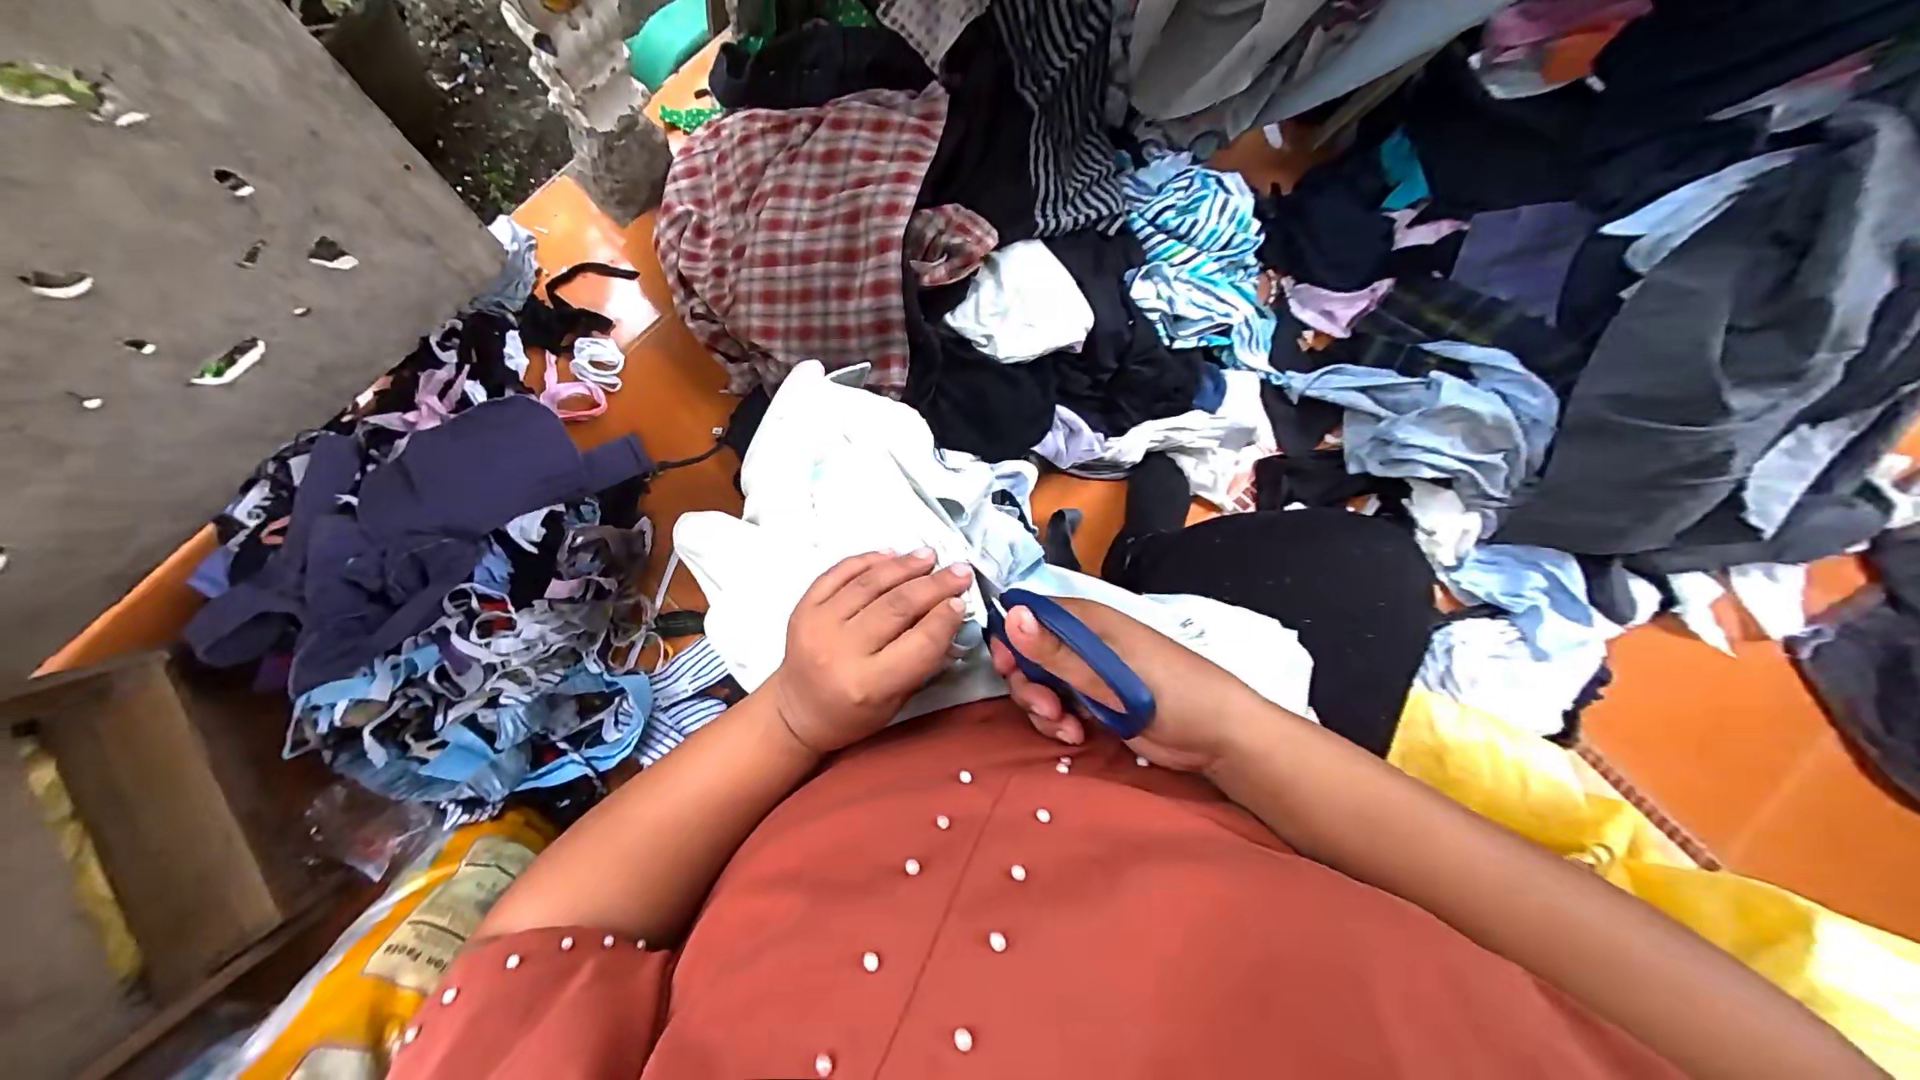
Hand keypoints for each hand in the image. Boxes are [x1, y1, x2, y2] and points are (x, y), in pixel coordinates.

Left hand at [767, 549, 974, 754]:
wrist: (797, 711)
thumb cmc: (853, 714)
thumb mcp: (896, 700)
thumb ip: (924, 660)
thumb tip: (950, 616)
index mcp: (867, 685)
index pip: (918, 643)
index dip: (944, 619)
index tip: (962, 600)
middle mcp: (841, 652)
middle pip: (897, 607)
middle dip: (934, 585)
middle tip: (959, 571)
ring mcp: (818, 626)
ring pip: (869, 584)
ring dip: (904, 566)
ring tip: (929, 556)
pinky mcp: (803, 608)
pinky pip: (838, 573)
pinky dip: (868, 560)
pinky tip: (892, 554)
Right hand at [988, 597, 1274, 772]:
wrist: (1218, 735)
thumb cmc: (1171, 693)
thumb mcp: (1109, 674)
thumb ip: (1057, 651)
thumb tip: (1012, 615)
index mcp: (1086, 620)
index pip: (1029, 615)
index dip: (1012, 639)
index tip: (1010, 668)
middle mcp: (1082, 641)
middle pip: (1028, 654)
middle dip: (1029, 685)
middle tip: (1048, 707)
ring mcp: (1088, 672)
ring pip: (1039, 685)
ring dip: (1043, 710)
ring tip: (1069, 728)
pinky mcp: (1094, 701)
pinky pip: (1057, 707)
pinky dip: (1058, 722)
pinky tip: (1078, 735)